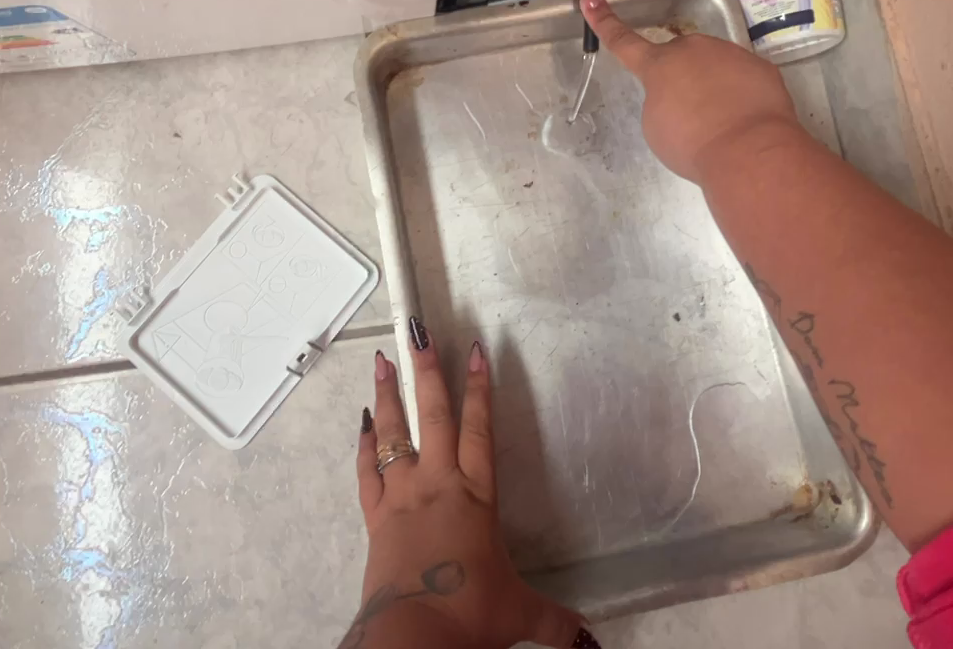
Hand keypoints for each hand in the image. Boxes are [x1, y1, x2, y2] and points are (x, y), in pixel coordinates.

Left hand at [343, 322, 593, 648]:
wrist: (413, 638)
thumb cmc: (469, 613)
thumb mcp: (519, 612)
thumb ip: (556, 619)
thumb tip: (590, 641)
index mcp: (474, 493)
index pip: (479, 428)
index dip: (479, 388)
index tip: (475, 350)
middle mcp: (436, 482)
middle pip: (432, 415)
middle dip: (426, 371)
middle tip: (416, 334)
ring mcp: (401, 496)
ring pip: (392, 433)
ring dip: (386, 396)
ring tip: (380, 361)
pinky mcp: (376, 516)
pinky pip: (366, 471)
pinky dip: (363, 446)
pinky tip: (361, 424)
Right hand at [579, 0, 803, 181]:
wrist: (749, 151)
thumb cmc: (690, 143)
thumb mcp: (656, 126)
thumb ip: (661, 99)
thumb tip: (681, 93)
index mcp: (659, 65)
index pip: (624, 41)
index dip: (604, 20)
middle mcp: (692, 50)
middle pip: (680, 57)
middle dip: (681, 78)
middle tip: (689, 113)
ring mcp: (729, 54)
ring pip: (713, 65)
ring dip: (712, 86)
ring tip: (719, 121)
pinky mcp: (760, 66)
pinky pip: (742, 78)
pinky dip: (740, 95)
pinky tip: (744, 118)